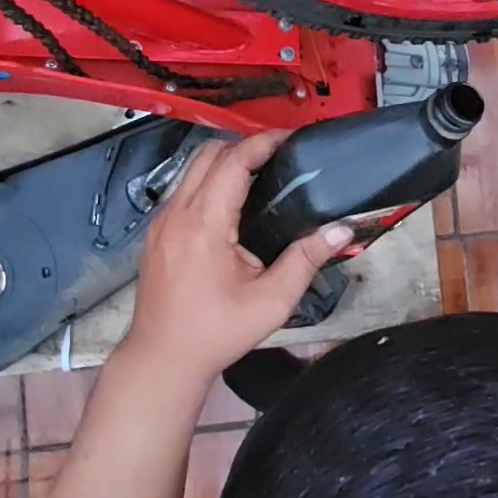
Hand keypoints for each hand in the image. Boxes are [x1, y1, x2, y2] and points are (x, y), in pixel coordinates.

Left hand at [122, 132, 351, 384]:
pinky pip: (184, 190)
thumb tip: (340, 231)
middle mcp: (177, 215)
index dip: (263, 142)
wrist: (163, 359)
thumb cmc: (214, 333)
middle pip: (208, 153)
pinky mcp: (158, 234)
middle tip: (278, 154)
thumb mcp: (272, 300)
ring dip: (225, 161)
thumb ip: (307, 259)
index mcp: (204, 225)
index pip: (233, 162)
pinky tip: (233, 201)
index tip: (288, 138)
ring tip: (261, 172)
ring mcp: (162, 223)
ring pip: (192, 169)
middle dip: (244, 145)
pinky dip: (209, 180)